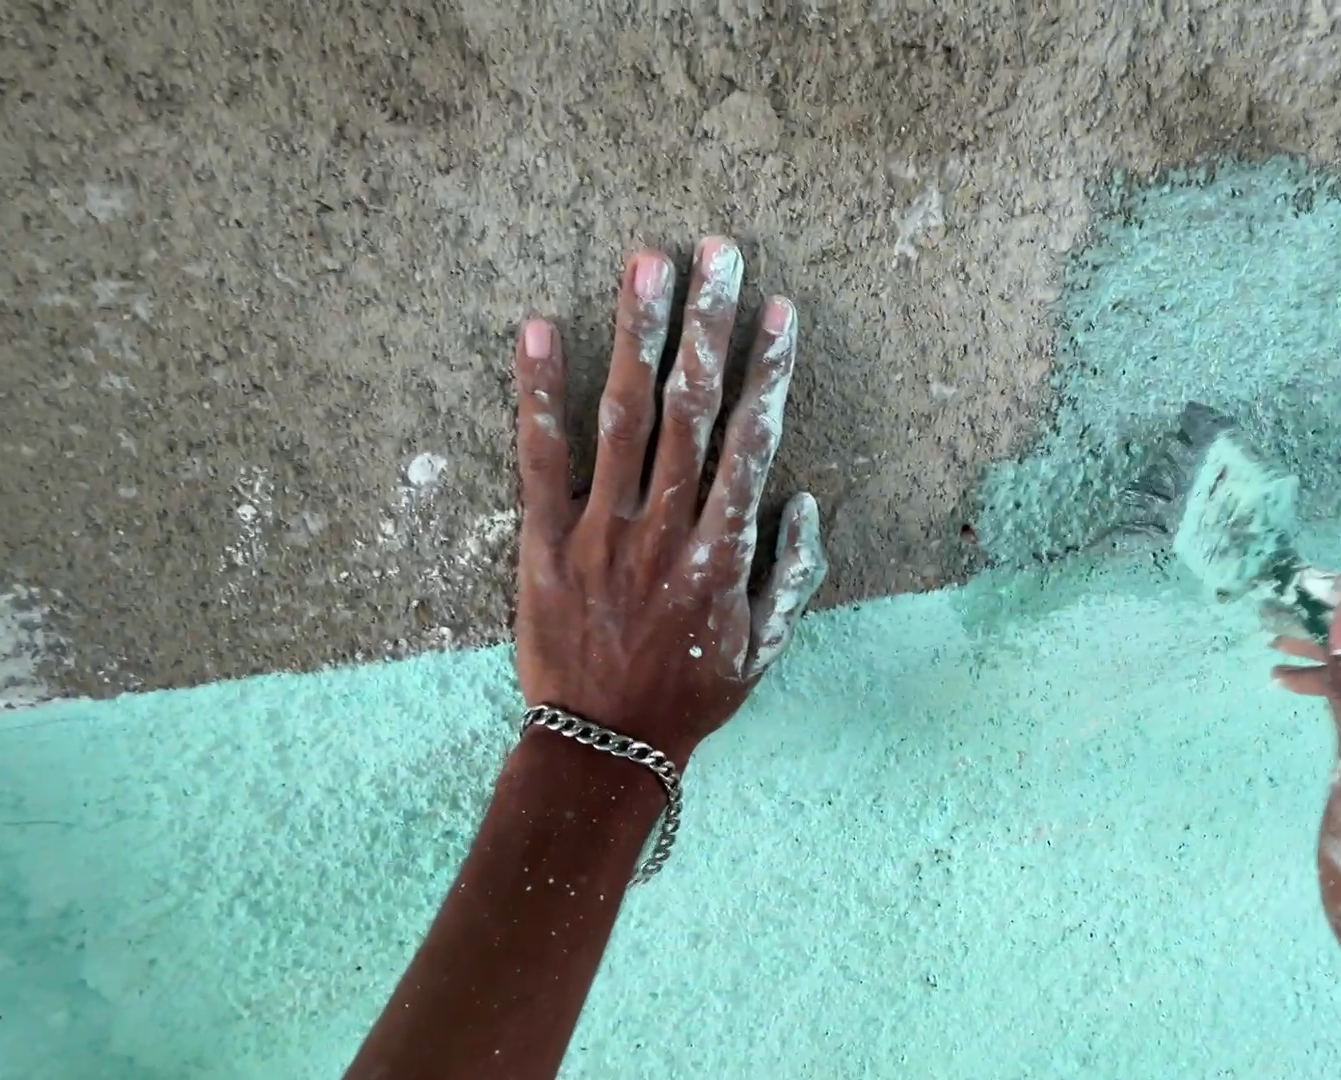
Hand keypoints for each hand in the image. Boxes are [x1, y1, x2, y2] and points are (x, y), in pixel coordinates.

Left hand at [512, 237, 827, 765]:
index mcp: (724, 552)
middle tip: (717, 254)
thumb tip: (803, 500)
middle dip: (709, 326)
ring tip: (647, 264)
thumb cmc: (695, 693)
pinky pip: (539, 459)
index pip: (753, 443)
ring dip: (637, 336)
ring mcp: (602, 530)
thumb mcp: (767, 645)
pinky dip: (537, 393)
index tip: (779, 312)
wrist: (605, 745)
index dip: (769, 372)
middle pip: (693, 410)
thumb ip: (794, 573)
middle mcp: (667, 528)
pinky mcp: (546, 542)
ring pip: (625, 417)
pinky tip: (540, 330)